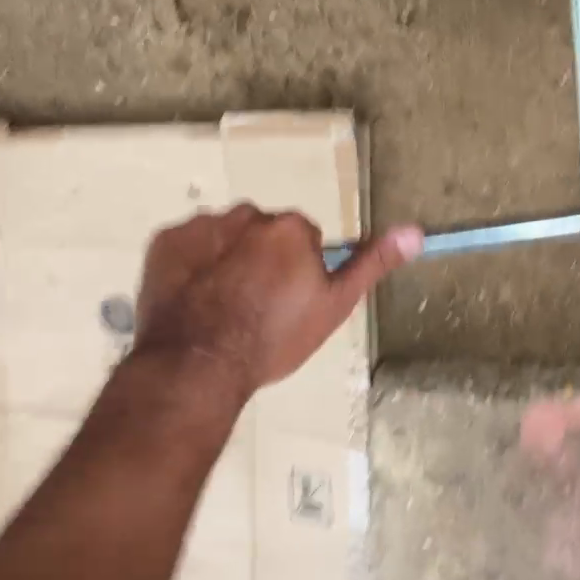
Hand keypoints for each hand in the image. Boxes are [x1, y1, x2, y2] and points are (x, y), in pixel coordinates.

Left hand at [132, 205, 420, 396]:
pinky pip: (184, 247)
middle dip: (258, 260)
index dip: (294, 273)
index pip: (299, 239)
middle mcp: (246, 214)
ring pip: (221, 238)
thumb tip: (416, 231)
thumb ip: (372, 264)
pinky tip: (189, 299)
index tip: (284, 303)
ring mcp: (200, 226)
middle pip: (259, 233)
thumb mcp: (333, 306)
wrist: (197, 365)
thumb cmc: (272, 339)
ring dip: (222, 261)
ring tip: (217, 308)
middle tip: (251, 306)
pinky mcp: (163, 241)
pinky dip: (188, 266)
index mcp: (290, 228)